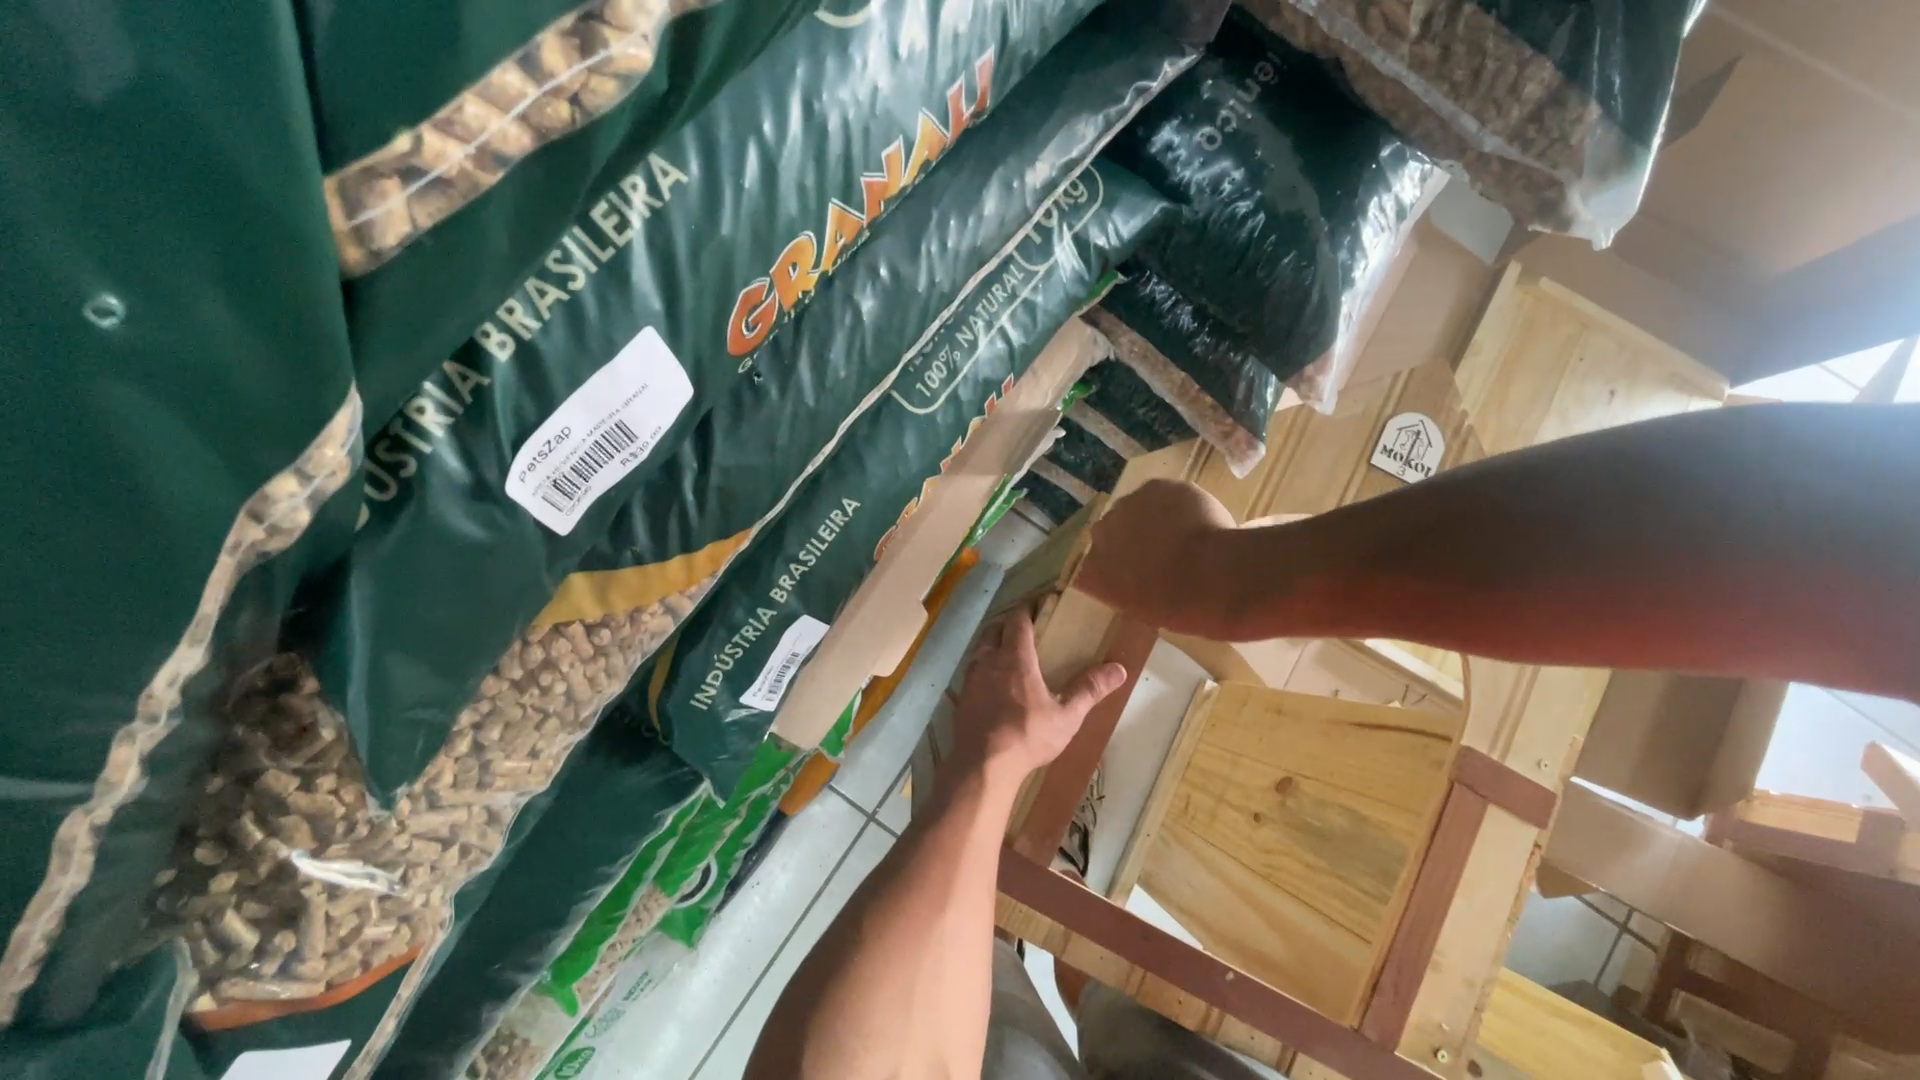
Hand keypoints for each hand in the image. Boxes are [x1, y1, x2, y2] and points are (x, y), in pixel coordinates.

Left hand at [948, 608, 1125, 783]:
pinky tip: (992, 683)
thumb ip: (1090, 690)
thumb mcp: (1066, 716)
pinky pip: (971, 671)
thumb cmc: (1027, 736)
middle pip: (994, 629)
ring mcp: (971, 679)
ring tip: (1007, 651)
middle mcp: (988, 661)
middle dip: (1008, 622)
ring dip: (992, 643)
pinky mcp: (961, 698)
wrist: (982, 766)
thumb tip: (1119, 669)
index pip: (1018, 620)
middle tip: (1024, 626)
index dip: (1028, 609)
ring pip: (979, 648)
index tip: (1040, 604)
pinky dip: (982, 666)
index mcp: (1015, 658)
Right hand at [1077, 480, 1238, 633]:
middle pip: (1109, 532)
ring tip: (1180, 534)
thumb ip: (1128, 591)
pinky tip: (1195, 519)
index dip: (1114, 568)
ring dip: (1150, 518)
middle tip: (1158, 553)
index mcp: (1092, 573)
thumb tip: (1138, 583)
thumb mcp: (1143, 611)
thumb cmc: (1180, 607)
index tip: (1133, 576)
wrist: (1212, 577)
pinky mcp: (1153, 486)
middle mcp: (1100, 535)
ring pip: (1134, 508)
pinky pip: (1161, 493)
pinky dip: (1174, 503)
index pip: (1091, 567)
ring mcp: (1125, 506)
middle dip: (1128, 539)